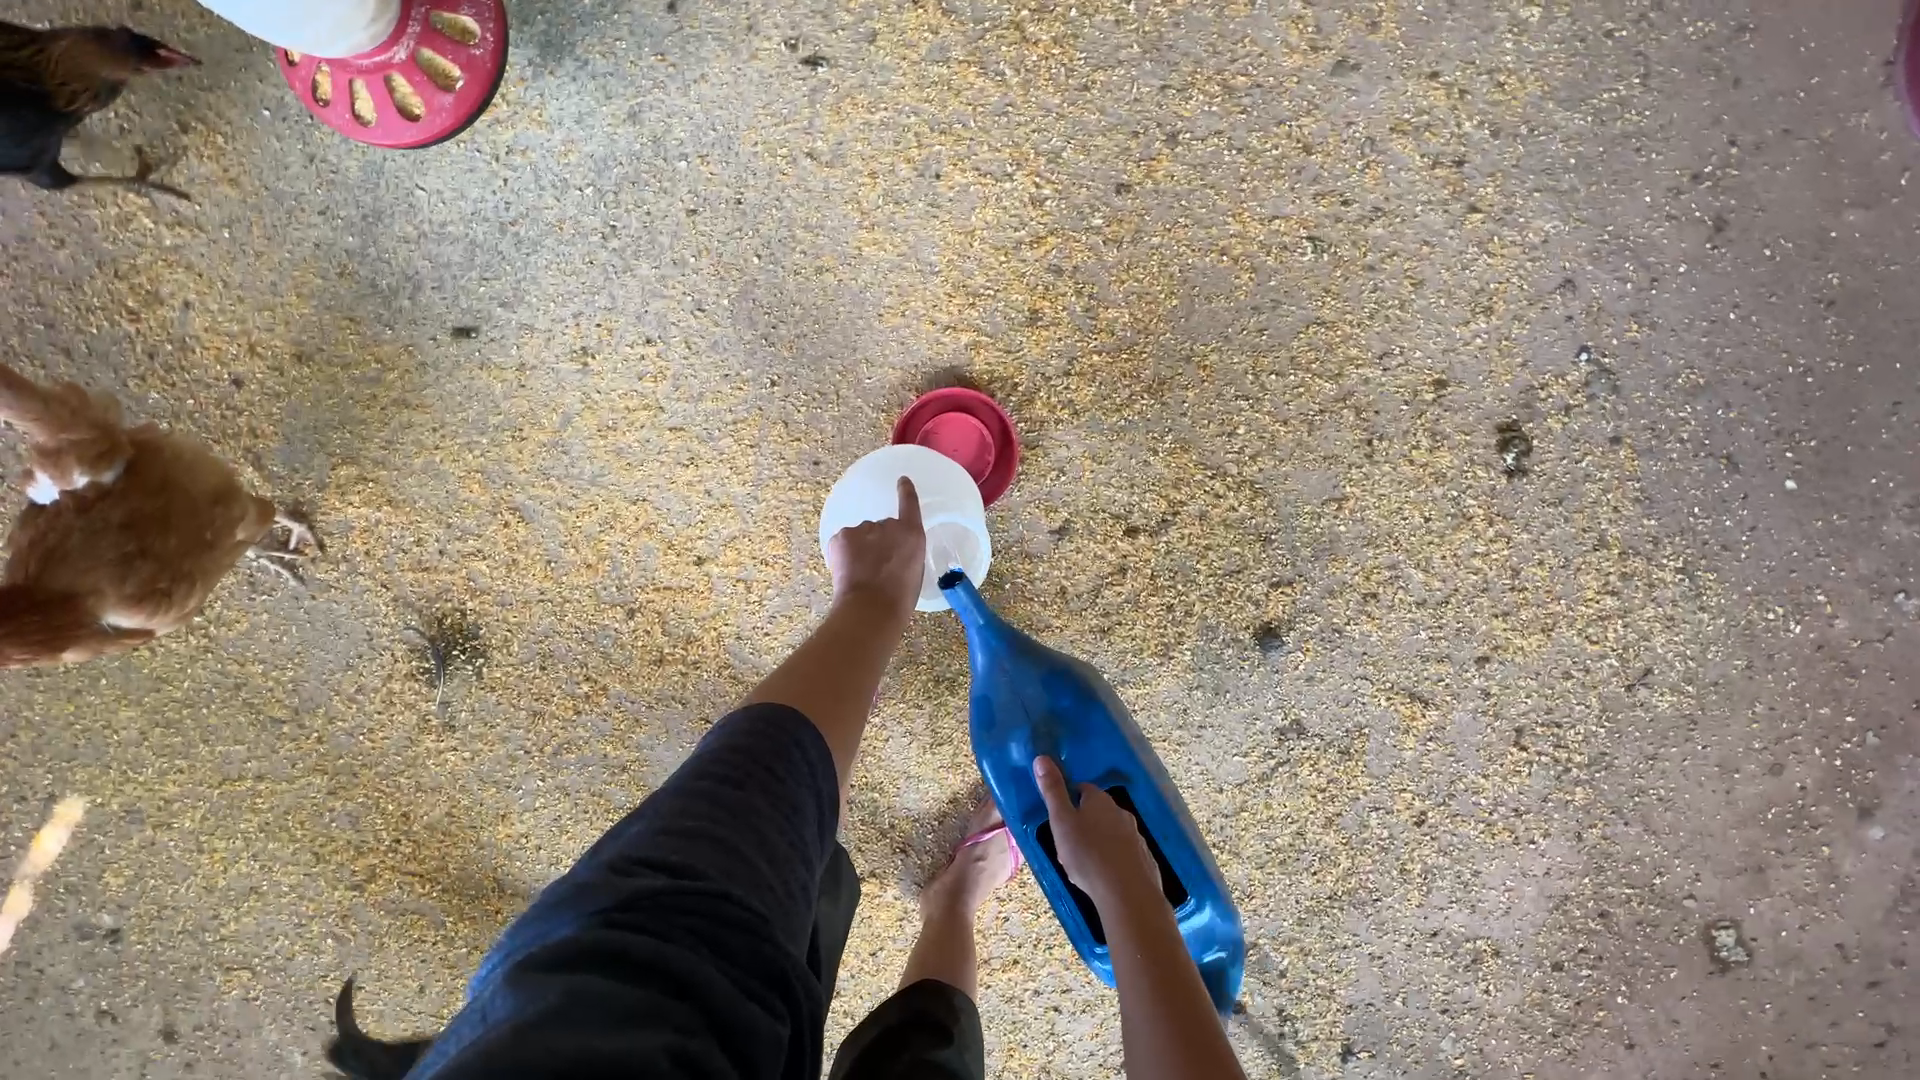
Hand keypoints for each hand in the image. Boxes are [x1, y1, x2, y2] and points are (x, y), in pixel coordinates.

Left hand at [827, 477, 925, 619]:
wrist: (871, 608)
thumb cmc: (899, 598)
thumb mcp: (914, 572)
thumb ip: (906, 553)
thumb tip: (894, 553)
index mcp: (912, 534)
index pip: (910, 504)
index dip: (906, 491)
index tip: (902, 480)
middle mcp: (888, 525)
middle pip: (882, 528)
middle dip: (878, 543)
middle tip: (876, 568)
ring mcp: (863, 529)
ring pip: (860, 536)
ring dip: (860, 549)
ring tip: (861, 574)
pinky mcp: (841, 536)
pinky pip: (843, 542)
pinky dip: (844, 553)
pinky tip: (847, 571)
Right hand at [1033, 756, 1161, 910]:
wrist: (1127, 894)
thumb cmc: (1087, 854)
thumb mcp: (1061, 821)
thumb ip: (1052, 790)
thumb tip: (1042, 757)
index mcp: (1099, 800)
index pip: (1081, 789)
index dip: (1068, 802)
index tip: (1058, 821)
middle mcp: (1121, 812)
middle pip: (1097, 812)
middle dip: (1082, 825)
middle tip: (1067, 847)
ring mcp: (1136, 836)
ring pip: (1111, 833)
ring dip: (1098, 843)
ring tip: (1084, 867)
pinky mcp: (1144, 859)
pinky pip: (1124, 854)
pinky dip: (1114, 861)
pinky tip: (1105, 878)